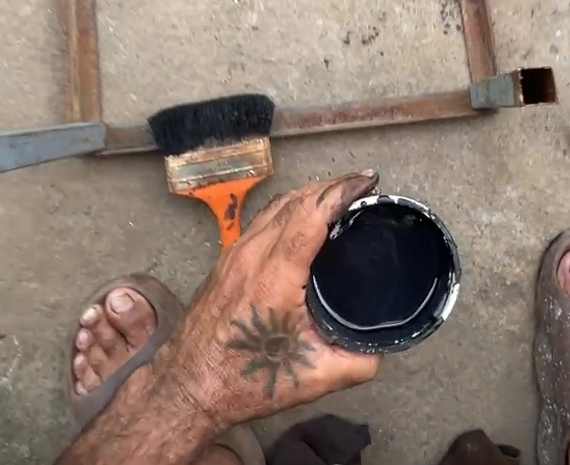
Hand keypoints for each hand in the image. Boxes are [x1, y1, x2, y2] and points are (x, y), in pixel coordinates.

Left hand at [152, 171, 382, 427]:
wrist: (188, 386)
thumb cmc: (245, 380)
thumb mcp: (311, 379)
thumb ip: (355, 364)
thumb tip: (381, 350)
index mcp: (275, 276)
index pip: (312, 214)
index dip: (342, 191)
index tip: (368, 182)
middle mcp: (253, 254)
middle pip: (297, 200)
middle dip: (333, 186)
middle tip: (363, 186)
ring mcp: (237, 252)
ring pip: (278, 204)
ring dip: (311, 192)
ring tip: (339, 194)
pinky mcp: (228, 257)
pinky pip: (264, 216)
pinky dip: (291, 206)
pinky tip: (305, 216)